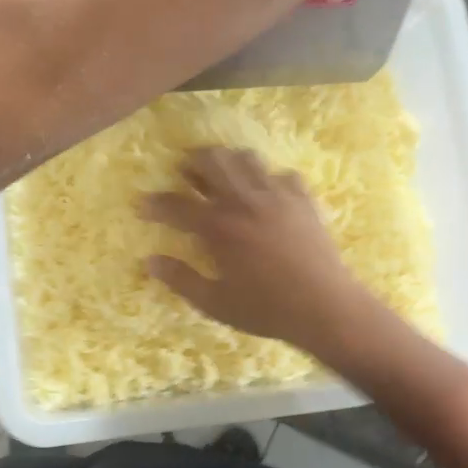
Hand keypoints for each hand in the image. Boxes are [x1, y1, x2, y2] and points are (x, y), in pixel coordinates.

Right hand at [142, 147, 373, 351]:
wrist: (325, 306)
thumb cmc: (266, 309)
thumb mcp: (216, 302)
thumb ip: (181, 279)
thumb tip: (150, 261)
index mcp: (219, 227)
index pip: (177, 204)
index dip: (155, 203)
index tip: (142, 204)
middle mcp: (245, 201)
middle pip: (212, 161)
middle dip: (192, 162)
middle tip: (184, 172)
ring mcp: (277, 195)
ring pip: (247, 158)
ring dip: (229, 161)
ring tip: (222, 173)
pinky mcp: (302, 199)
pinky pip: (282, 174)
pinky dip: (269, 179)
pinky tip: (266, 193)